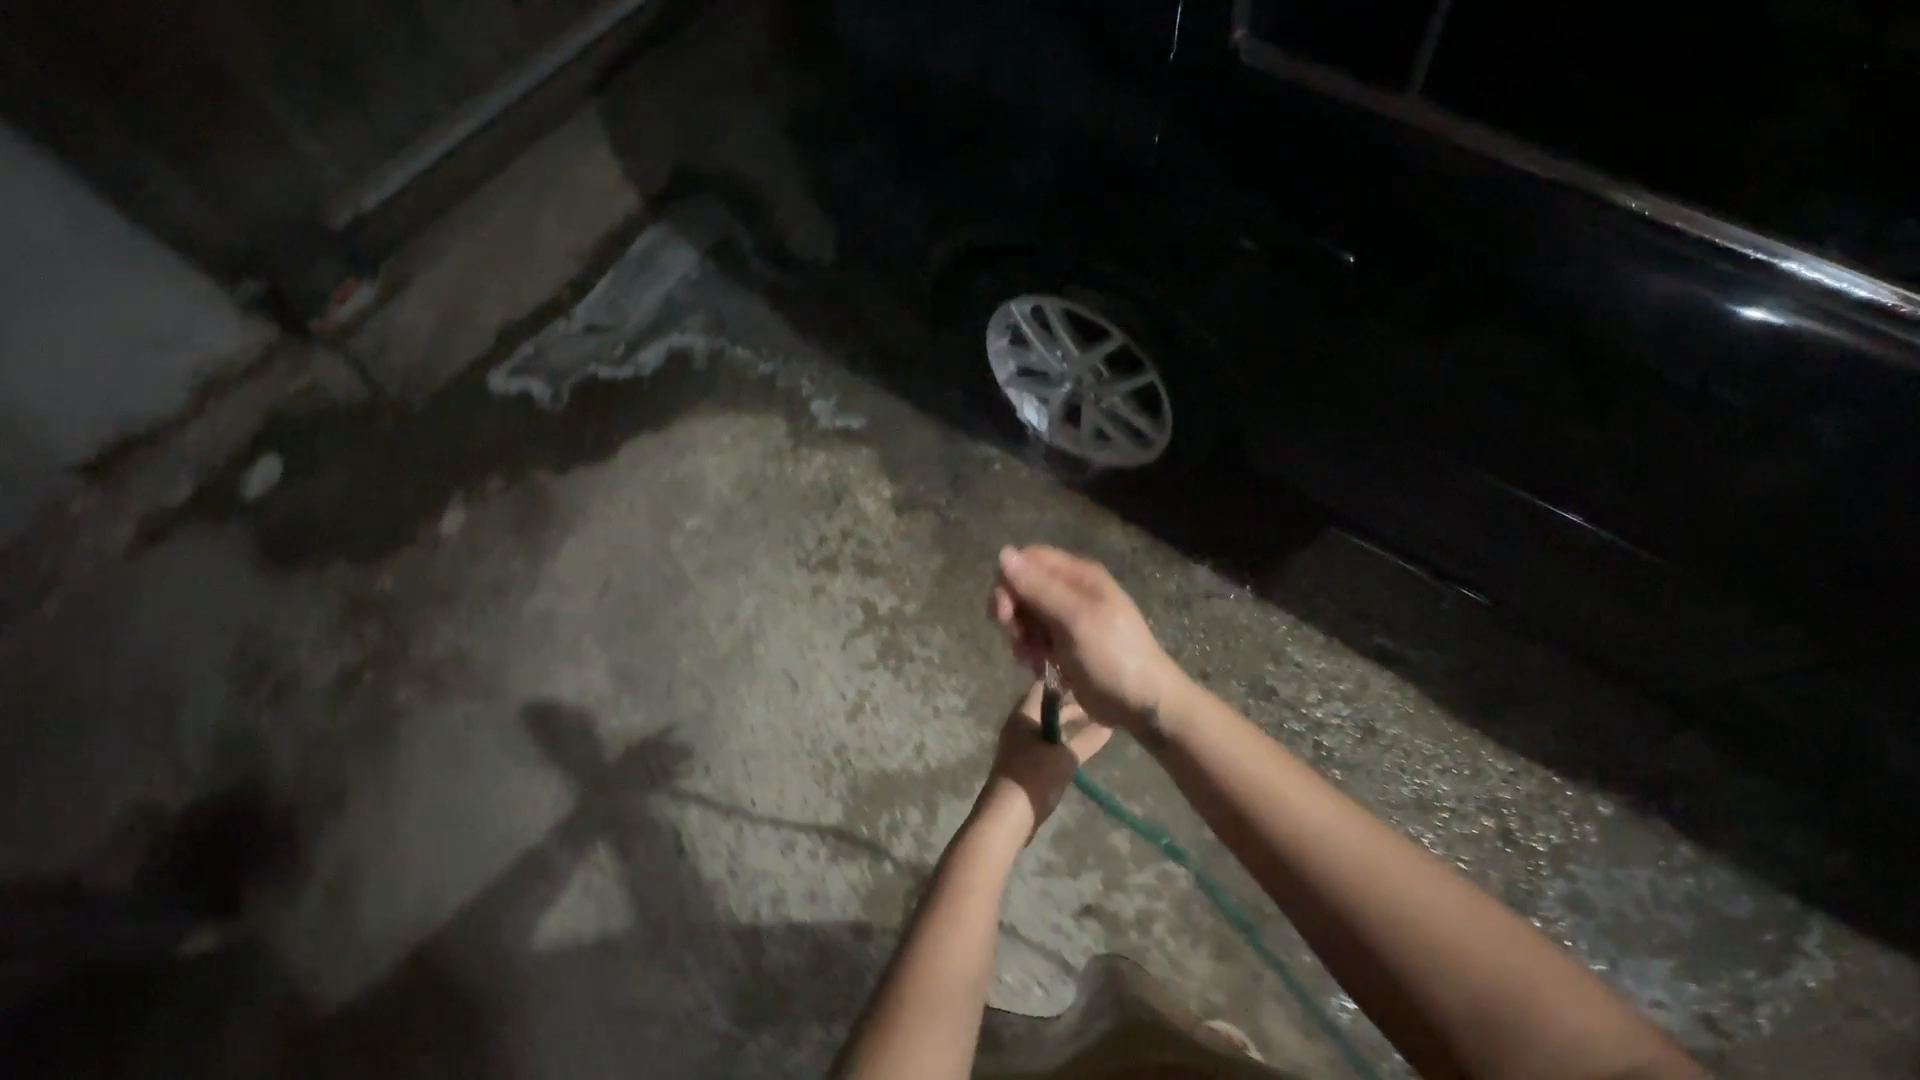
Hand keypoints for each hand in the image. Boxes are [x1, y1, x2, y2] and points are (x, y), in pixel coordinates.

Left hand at [978, 682, 1111, 837]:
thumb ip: (1088, 739)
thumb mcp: (1066, 757)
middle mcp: (1018, 725)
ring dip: (1067, 726)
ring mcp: (1017, 745)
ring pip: (1046, 727)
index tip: (1088, 677)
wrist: (1006, 816)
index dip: (1065, 680)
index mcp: (1023, 714)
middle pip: (1046, 707)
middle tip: (1099, 703)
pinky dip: (1060, 742)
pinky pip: (1043, 744)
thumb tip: (1110, 724)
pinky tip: (1077, 750)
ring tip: (1094, 725)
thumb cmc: (1034, 777)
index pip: (1044, 686)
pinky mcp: (1021, 764)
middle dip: (1071, 706)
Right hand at [989, 546, 1188, 737]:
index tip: (1005, 610)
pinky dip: (1030, 651)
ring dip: (1021, 635)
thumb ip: (1038, 588)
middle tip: (1016, 635)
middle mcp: (1071, 592)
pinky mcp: (1063, 647)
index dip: (1011, 580)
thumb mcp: (1074, 618)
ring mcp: (1067, 621)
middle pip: (1023, 588)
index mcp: (1079, 576)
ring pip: (1025, 616)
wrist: (1141, 703)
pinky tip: (1038, 666)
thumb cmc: (1112, 655)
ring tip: (1033, 656)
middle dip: (1013, 611)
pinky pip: (1034, 639)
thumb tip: (1003, 554)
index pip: (1029, 560)